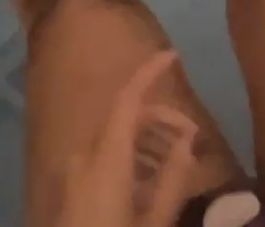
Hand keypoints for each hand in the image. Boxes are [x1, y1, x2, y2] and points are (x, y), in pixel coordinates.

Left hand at [54, 52, 201, 226]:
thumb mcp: (154, 223)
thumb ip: (173, 179)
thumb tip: (188, 139)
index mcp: (105, 158)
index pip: (128, 98)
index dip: (149, 72)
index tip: (172, 55)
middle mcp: (84, 156)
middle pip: (124, 119)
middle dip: (159, 119)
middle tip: (194, 134)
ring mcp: (73, 174)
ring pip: (113, 140)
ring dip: (145, 142)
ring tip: (178, 159)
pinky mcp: (70, 192)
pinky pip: (101, 160)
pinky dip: (127, 160)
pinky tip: (149, 180)